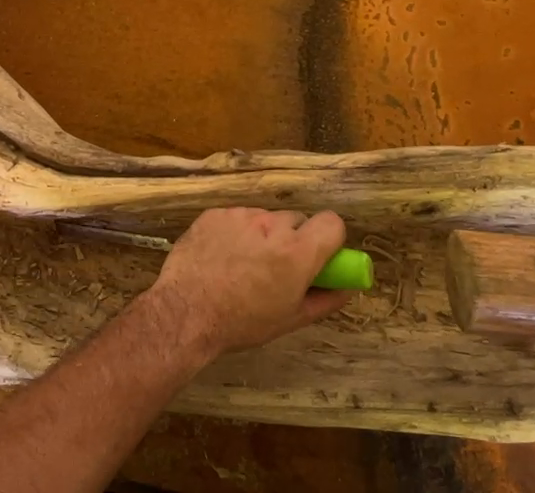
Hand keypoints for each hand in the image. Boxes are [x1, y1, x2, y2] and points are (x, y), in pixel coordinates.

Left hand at [136, 207, 351, 361]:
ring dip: (262, 234)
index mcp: (297, 250)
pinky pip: (235, 217)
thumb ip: (326, 299)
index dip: (328, 238)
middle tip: (277, 267)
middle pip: (295, 220)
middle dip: (293, 239)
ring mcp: (239, 215)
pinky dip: (235, 231)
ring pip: (264, 218)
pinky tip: (221, 255)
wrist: (187, 310)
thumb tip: (348, 288)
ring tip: (243, 264)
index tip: (319, 256)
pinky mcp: (214, 213)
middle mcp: (270, 224)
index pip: (332, 222)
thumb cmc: (243, 321)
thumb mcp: (292, 318)